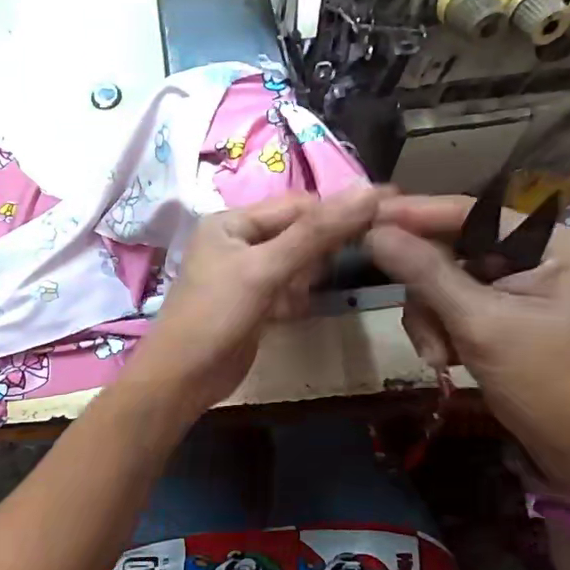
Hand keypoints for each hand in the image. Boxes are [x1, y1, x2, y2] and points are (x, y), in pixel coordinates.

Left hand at [125, 186, 386, 415]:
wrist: (182, 379)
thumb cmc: (216, 315)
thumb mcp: (265, 269)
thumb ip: (316, 232)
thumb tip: (368, 191)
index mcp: (232, 222)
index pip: (298, 205)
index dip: (340, 209)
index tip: (387, 213)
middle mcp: (238, 241)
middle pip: (299, 231)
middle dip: (325, 246)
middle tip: (365, 255)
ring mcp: (246, 273)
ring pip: (297, 262)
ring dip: (310, 276)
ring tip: (305, 293)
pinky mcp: (254, 303)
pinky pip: (288, 288)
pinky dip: (297, 297)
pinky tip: (294, 311)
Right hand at [365, 195, 569, 510]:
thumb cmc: (546, 383)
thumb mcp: (481, 325)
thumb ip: (425, 274)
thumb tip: (374, 233)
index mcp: (549, 244)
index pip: (469, 213)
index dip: (414, 214)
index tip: (365, 219)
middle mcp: (534, 254)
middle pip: (450, 250)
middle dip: (426, 292)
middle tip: (420, 327)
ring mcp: (517, 286)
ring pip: (442, 282)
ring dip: (430, 319)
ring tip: (438, 356)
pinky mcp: (502, 313)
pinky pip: (450, 306)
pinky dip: (440, 332)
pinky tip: (447, 360)